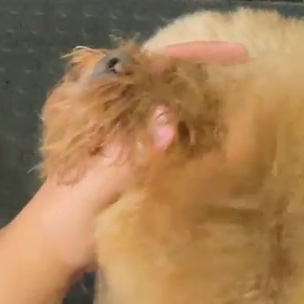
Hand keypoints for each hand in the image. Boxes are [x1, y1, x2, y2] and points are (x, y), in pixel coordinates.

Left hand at [15, 40, 248, 276]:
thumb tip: (168, 118)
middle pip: (166, 77)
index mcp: (99, 98)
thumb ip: (130, 152)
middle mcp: (117, 107)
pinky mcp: (138, 156)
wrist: (52, 250)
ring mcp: (128, 131)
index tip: (237, 53)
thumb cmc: (67, 211)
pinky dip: (198, 132)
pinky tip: (224, 138)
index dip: (193, 54)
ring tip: (246, 103)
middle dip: (206, 73)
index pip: (151, 63)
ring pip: (173, 103)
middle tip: (251, 77)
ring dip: (204, 101)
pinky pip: (174, 134)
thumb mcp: (97, 182)